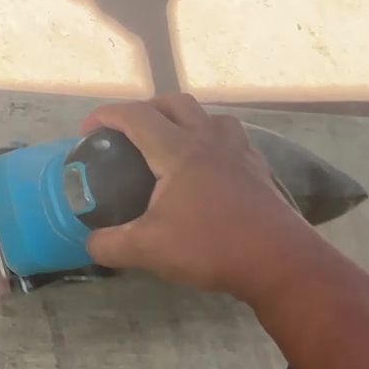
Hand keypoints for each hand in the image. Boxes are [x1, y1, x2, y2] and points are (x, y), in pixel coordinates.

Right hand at [79, 94, 333, 304]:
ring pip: (208, 116)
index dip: (105, 116)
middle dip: (142, 109)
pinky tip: (200, 167)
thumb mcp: (145, 250)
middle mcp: (209, 142)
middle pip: (174, 103)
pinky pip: (229, 138)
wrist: (282, 264)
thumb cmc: (211, 248)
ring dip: (181, 120)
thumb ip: (107, 244)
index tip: (86, 133)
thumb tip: (90, 241)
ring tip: (165, 144)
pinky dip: (208, 140)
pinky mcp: (257, 170)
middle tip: (123, 134)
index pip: (136, 116)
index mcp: (179, 152)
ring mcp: (239, 153)